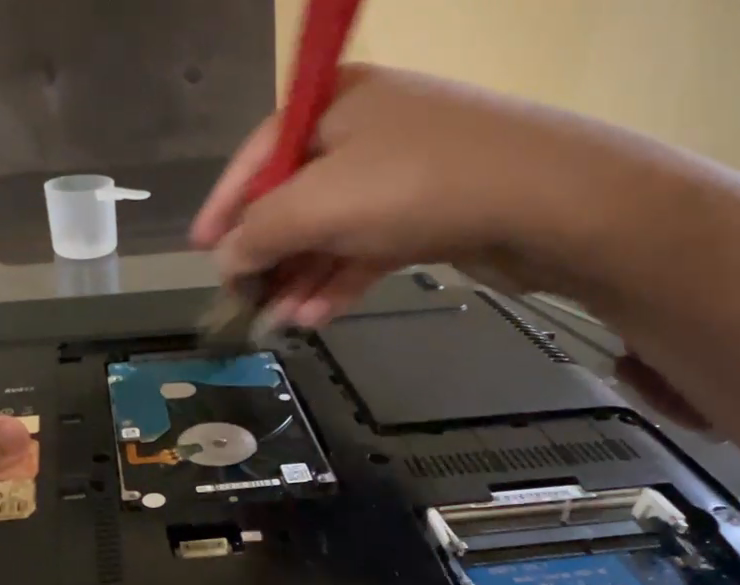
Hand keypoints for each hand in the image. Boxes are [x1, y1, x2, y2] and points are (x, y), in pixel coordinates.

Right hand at [189, 64, 697, 326]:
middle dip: (267, 256)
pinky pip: (364, 249)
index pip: (257, 156)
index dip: (224, 206)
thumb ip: (260, 231)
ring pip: (330, 232)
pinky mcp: (424, 214)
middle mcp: (361, 133)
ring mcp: (396, 175)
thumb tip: (223, 259)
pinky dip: (340, 281)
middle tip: (245, 303)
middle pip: (293, 199)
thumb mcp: (320, 204)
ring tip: (281, 323)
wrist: (541, 201)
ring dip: (301, 279)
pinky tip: (318, 316)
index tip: (198, 253)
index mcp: (330, 106)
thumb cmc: (417, 184)